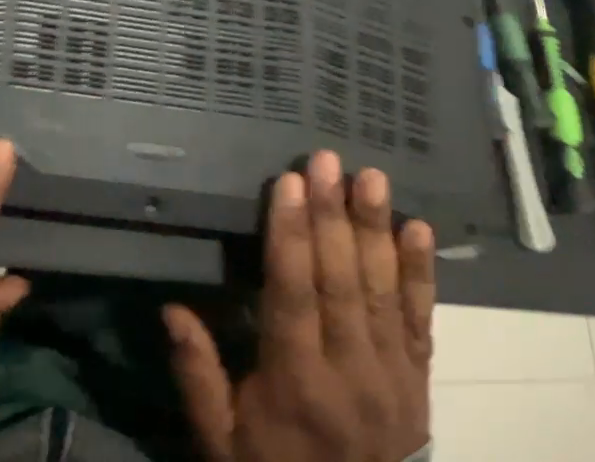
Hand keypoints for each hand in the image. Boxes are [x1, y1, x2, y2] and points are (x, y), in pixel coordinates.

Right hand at [166, 151, 435, 461]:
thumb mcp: (221, 439)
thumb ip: (198, 375)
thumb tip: (172, 308)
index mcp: (297, 382)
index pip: (294, 295)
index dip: (291, 236)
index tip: (288, 183)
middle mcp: (351, 370)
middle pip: (341, 282)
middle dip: (332, 215)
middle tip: (325, 160)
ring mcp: (393, 372)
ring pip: (383, 290)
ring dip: (376, 229)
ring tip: (371, 176)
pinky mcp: (418, 376)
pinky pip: (421, 316)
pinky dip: (421, 271)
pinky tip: (419, 227)